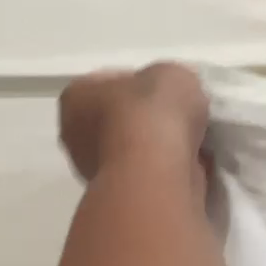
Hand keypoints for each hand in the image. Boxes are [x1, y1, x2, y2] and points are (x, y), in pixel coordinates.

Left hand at [59, 62, 209, 181]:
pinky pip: (145, 170)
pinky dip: (165, 166)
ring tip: (191, 144)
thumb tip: (175, 90)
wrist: (159, 173)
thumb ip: (171, 78)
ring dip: (158, 145)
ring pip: (133, 146)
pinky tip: (188, 164)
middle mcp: (74, 129)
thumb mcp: (173, 75)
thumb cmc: (154, 116)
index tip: (175, 94)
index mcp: (76, 93)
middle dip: (151, 118)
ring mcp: (93, 165)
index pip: (113, 80)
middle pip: (121, 116)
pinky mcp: (118, 190)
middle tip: (184, 119)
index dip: (148, 84)